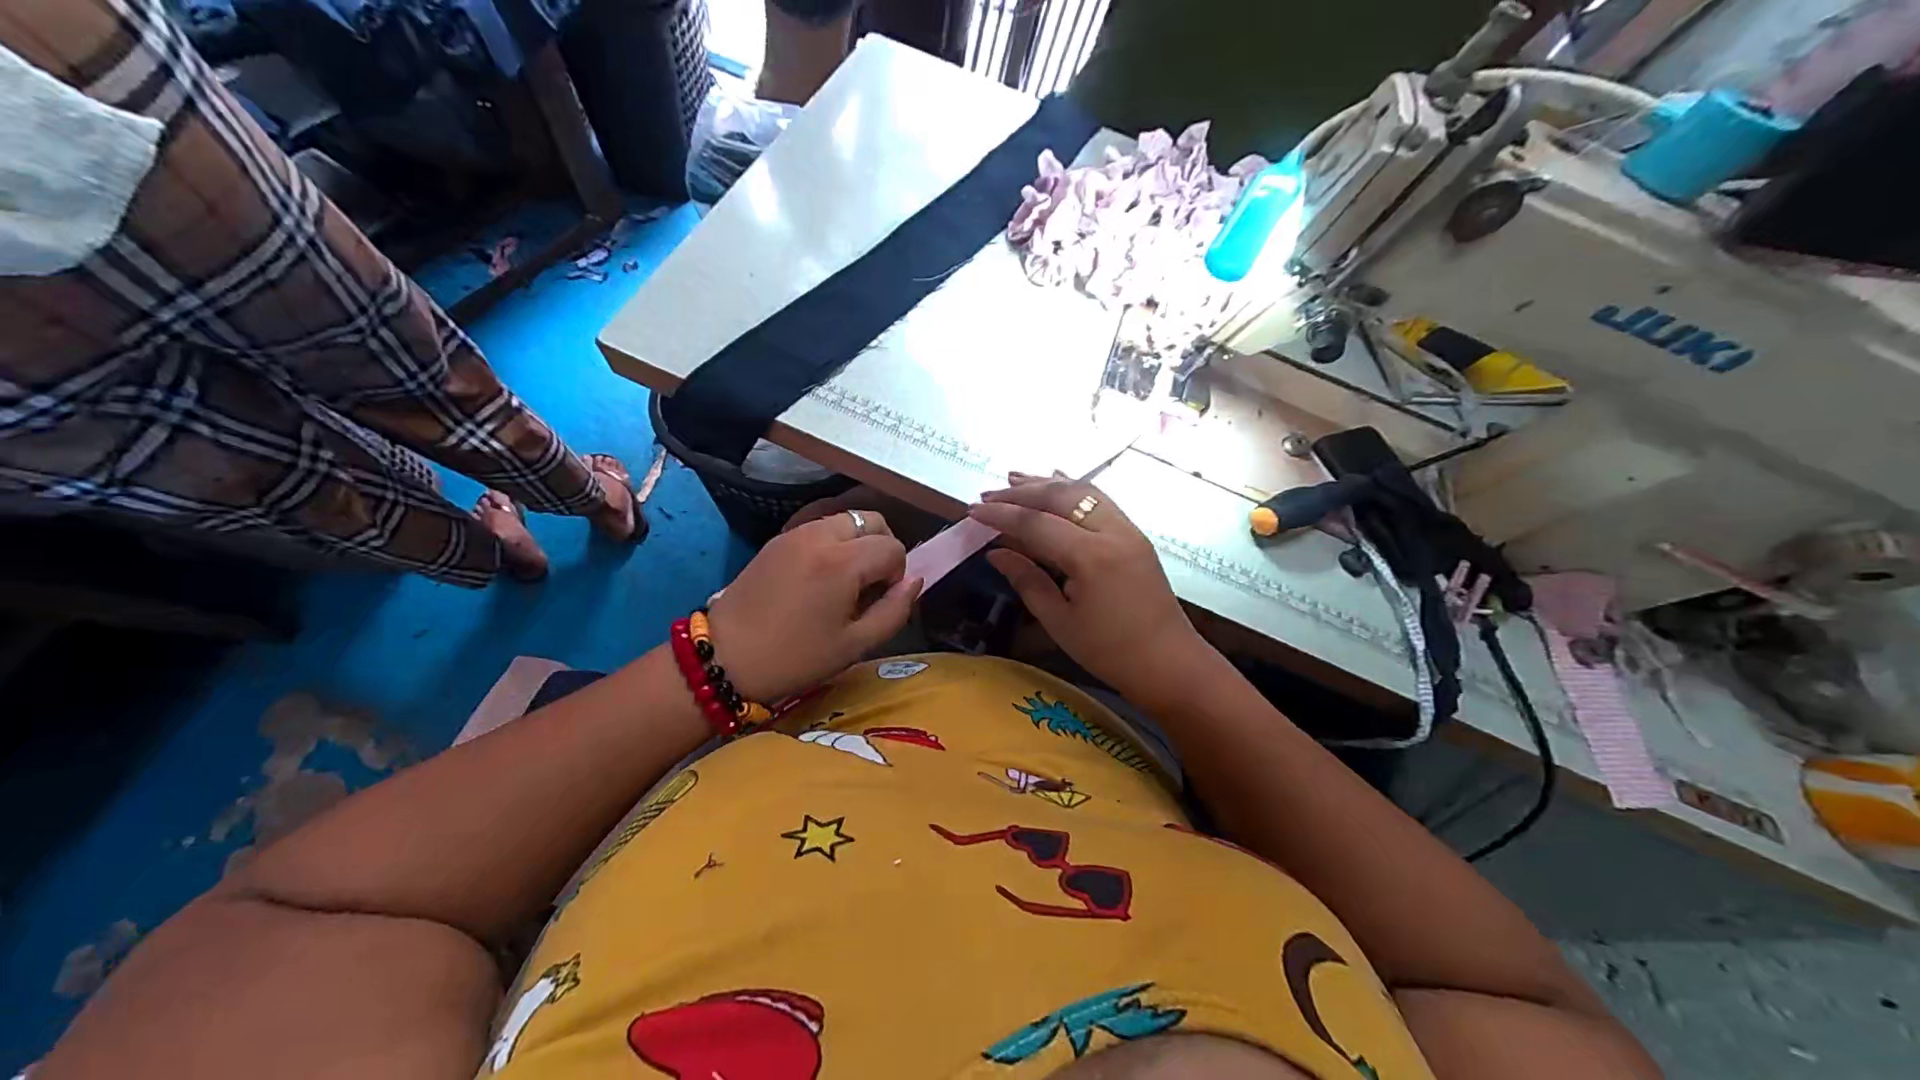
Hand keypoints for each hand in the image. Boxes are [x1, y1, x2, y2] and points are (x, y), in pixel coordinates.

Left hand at [707, 511, 921, 701]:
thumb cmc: (795, 657)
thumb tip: (915, 582)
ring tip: (844, 581)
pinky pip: (819, 528)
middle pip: (871, 521)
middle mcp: (820, 536)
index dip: (897, 574)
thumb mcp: (855, 644)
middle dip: (881, 547)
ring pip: (845, 520)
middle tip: (869, 585)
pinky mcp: (777, 539)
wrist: (725, 657)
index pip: (892, 547)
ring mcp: (795, 533)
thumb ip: (895, 610)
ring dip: (857, 543)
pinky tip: (820, 577)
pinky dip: (832, 543)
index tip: (879, 601)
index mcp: (842, 562)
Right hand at [968, 475, 1220, 710]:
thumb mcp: (1059, 621)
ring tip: (1014, 478)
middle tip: (987, 493)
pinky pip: (1100, 500)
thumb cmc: (1109, 651)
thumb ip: (1026, 579)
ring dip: (1047, 484)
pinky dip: (1073, 489)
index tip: (972, 511)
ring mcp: (1128, 530)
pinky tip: (1057, 482)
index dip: (1001, 515)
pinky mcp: (1135, 536)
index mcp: (1091, 556)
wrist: (1169, 663)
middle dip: (1021, 492)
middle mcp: (1112, 531)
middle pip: (1060, 496)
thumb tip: (996, 552)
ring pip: (1082, 491)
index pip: (1036, 523)